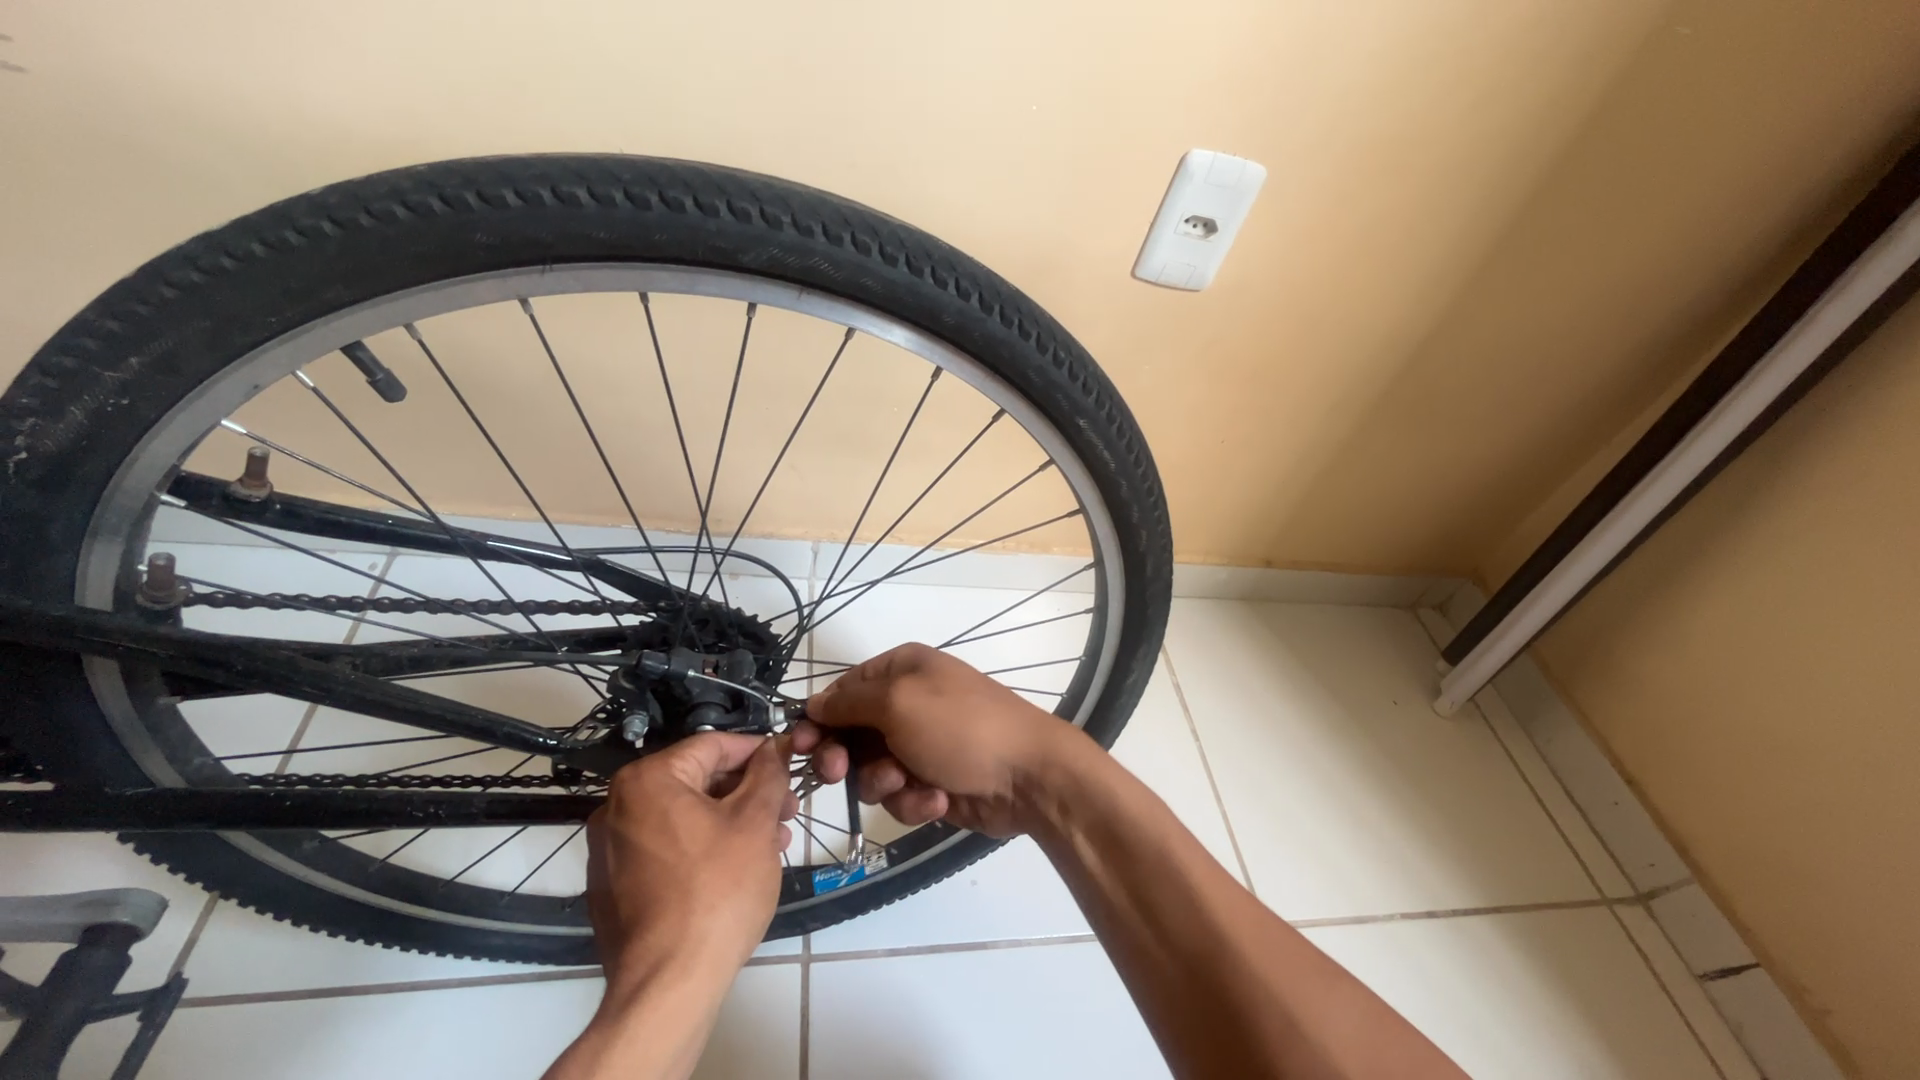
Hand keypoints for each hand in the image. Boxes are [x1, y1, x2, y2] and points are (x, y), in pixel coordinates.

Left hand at [584, 733, 797, 994]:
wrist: (668, 983)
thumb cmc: (717, 890)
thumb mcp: (755, 822)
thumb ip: (768, 774)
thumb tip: (774, 747)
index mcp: (646, 780)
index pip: (712, 744)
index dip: (757, 751)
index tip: (789, 766)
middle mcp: (616, 806)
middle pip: (697, 781)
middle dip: (748, 793)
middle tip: (787, 813)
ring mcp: (609, 849)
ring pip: (684, 817)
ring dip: (731, 822)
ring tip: (771, 846)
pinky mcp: (613, 887)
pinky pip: (665, 849)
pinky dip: (702, 849)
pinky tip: (735, 870)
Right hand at [794, 643, 1087, 835]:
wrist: (1028, 776)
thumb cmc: (961, 728)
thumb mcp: (899, 702)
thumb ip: (849, 702)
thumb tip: (813, 704)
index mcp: (901, 670)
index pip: (842, 691)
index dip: (817, 720)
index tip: (797, 748)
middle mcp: (908, 703)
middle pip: (849, 734)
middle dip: (844, 757)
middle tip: (836, 773)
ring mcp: (921, 745)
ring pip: (870, 771)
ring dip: (885, 782)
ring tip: (910, 782)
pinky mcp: (932, 781)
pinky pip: (899, 795)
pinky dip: (913, 800)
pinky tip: (937, 798)